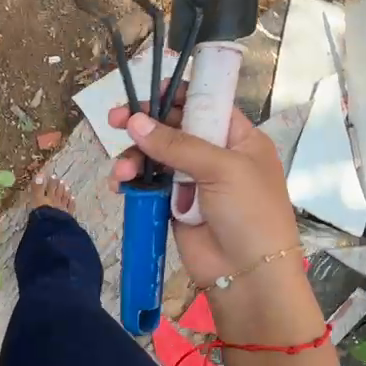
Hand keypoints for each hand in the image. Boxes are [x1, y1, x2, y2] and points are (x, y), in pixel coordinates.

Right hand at [107, 102, 304, 304]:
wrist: (248, 274)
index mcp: (238, 138)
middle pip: (172, 128)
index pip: (205, 104)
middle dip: (144, 124)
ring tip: (122, 173)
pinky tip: (120, 185)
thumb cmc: (250, 213)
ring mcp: (192, 181)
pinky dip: (130, 182)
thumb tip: (134, 122)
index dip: (178, 94)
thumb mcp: (221, 169)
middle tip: (115, 119)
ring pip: (153, 157)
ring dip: (133, 159)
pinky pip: (146, 185)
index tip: (150, 91)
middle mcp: (214, 155)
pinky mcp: (172, 205)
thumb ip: (176, 144)